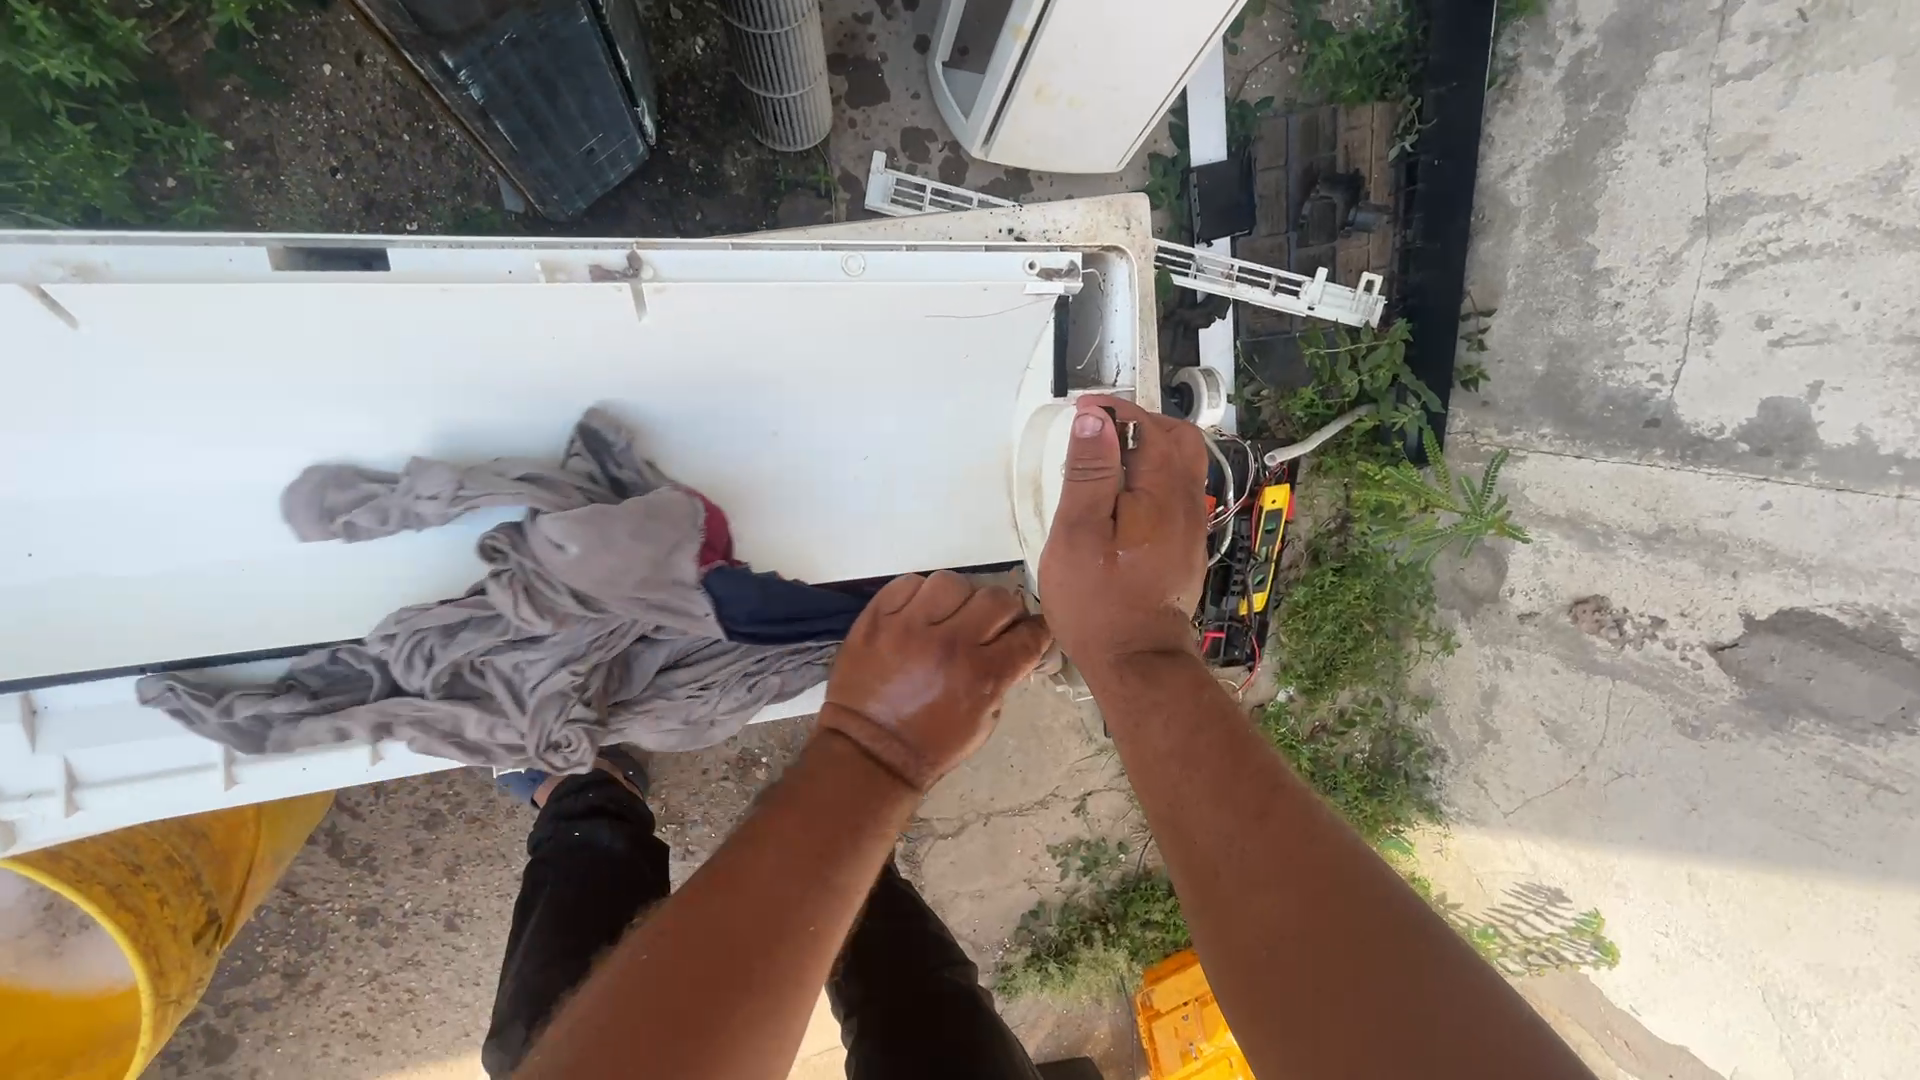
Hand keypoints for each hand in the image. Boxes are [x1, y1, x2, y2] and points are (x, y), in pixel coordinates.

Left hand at [818, 571, 1052, 791]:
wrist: (868, 752)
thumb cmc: (931, 745)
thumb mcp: (984, 720)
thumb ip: (1003, 677)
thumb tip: (1015, 645)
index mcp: (983, 675)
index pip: (1029, 633)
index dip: (1036, 630)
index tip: (1030, 631)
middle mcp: (950, 643)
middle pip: (997, 598)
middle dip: (1003, 611)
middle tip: (991, 626)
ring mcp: (910, 626)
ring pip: (953, 582)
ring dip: (960, 598)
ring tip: (950, 616)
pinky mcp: (877, 617)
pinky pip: (908, 583)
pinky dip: (919, 594)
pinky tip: (919, 613)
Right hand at [1038, 396, 1209, 677]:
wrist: (1136, 659)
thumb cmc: (1097, 599)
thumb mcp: (1079, 532)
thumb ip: (1089, 473)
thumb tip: (1094, 418)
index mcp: (1162, 491)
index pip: (1146, 426)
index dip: (1113, 410)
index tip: (1080, 408)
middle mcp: (1187, 501)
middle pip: (1177, 438)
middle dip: (1138, 422)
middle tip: (1096, 429)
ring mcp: (1192, 525)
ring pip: (1182, 464)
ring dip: (1148, 447)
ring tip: (1106, 456)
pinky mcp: (1186, 545)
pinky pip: (1178, 491)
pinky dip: (1153, 474)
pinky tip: (1123, 495)